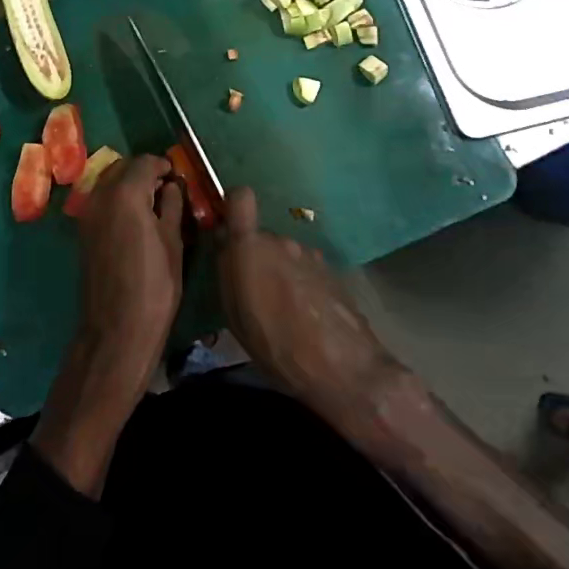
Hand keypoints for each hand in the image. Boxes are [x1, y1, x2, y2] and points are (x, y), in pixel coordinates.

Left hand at [31, 154, 184, 497]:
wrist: (117, 328)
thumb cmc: (155, 287)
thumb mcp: (173, 243)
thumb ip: (171, 206)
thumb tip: (172, 185)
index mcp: (124, 194)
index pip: (144, 162)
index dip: (163, 166)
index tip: (179, 179)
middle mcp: (100, 196)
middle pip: (123, 168)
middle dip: (145, 173)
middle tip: (169, 191)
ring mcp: (87, 213)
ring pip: (109, 183)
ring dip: (130, 186)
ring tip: (155, 207)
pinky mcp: (83, 230)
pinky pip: (102, 202)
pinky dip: (118, 201)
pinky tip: (137, 221)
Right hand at [217, 188, 395, 417]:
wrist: (343, 370)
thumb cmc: (275, 344)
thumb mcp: (234, 313)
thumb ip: (227, 271)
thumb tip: (225, 245)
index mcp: (250, 247)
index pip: (240, 199)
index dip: (234, 205)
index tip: (229, 226)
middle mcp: (281, 241)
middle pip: (261, 237)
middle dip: (257, 256)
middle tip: (256, 292)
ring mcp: (310, 255)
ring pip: (285, 254)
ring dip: (281, 272)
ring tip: (284, 310)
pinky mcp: (333, 273)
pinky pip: (306, 270)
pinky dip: (303, 285)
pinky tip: (306, 315)